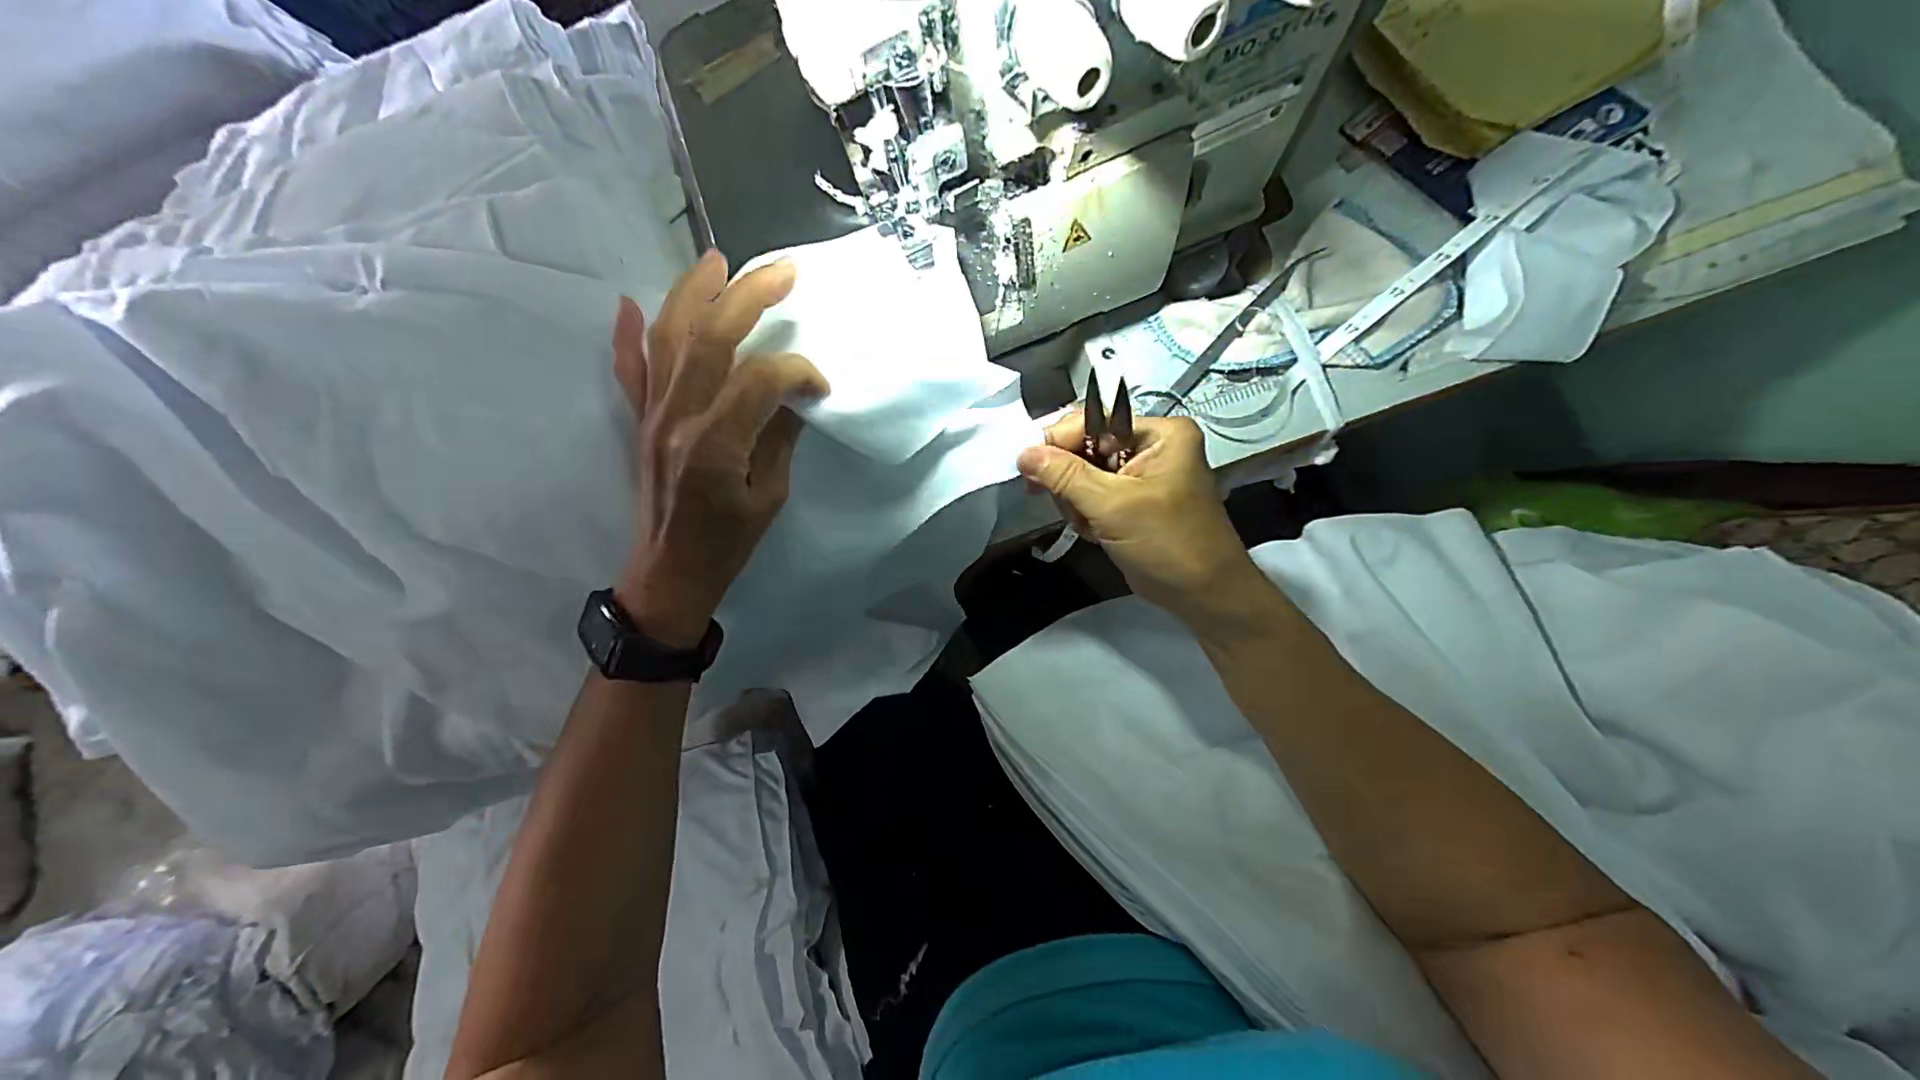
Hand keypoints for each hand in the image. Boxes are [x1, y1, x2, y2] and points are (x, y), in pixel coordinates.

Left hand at [614, 251, 828, 647]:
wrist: (668, 573)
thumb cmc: (726, 545)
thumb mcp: (769, 498)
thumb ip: (779, 439)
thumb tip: (794, 396)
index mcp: (716, 444)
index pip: (761, 380)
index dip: (797, 371)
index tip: (819, 384)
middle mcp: (678, 418)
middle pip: (710, 338)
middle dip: (749, 297)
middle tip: (782, 272)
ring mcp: (652, 415)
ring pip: (667, 338)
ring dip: (692, 293)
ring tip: (718, 260)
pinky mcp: (640, 421)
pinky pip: (629, 370)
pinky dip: (628, 334)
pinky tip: (630, 303)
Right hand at [1018, 413, 1271, 631]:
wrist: (1203, 594)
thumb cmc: (1168, 544)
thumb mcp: (1113, 506)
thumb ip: (1065, 475)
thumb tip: (1024, 453)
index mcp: (1160, 433)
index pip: (1094, 421)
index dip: (1059, 441)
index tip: (1028, 467)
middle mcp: (1151, 446)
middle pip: (1086, 446)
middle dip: (1071, 479)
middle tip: (1068, 506)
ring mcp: (1141, 474)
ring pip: (1083, 473)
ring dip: (1077, 502)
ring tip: (1090, 526)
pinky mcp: (1132, 501)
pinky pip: (1092, 495)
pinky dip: (1086, 514)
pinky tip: (1096, 532)